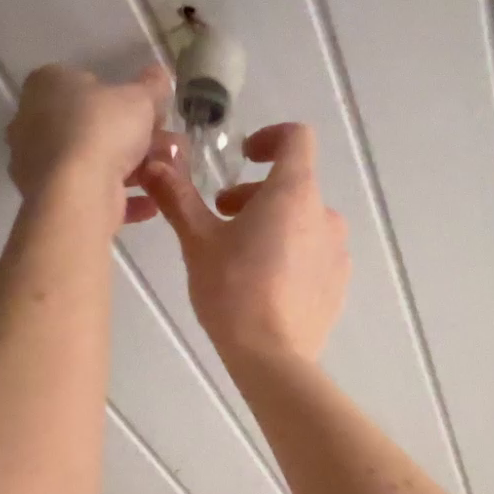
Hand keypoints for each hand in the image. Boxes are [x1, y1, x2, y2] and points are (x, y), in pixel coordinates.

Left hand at [5, 63, 171, 223]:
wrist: (77, 193)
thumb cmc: (102, 131)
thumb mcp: (139, 99)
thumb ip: (152, 87)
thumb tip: (160, 75)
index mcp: (47, 83)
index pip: (86, 83)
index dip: (120, 101)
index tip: (145, 117)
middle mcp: (30, 119)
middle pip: (87, 127)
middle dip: (124, 140)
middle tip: (156, 150)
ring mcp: (34, 162)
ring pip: (87, 162)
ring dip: (124, 172)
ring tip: (156, 180)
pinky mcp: (45, 198)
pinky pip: (86, 193)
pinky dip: (117, 198)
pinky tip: (147, 205)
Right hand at [141, 123, 350, 364]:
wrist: (272, 356)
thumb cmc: (233, 291)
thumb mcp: (197, 241)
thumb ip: (178, 198)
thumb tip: (155, 165)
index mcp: (294, 193)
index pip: (297, 138)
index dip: (271, 137)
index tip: (245, 157)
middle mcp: (325, 215)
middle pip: (295, 186)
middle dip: (257, 194)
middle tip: (223, 219)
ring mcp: (337, 252)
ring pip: (304, 222)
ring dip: (274, 226)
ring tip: (242, 256)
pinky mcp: (338, 284)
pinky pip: (315, 255)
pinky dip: (292, 255)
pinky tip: (266, 286)